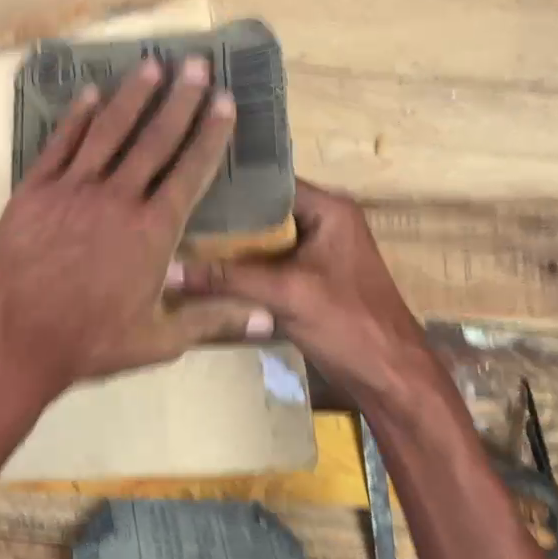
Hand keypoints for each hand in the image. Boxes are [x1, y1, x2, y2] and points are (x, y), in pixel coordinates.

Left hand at [0, 55, 271, 398]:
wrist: (12, 338)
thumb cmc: (88, 343)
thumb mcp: (157, 341)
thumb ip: (211, 321)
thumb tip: (268, 322)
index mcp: (153, 231)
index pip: (191, 170)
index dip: (210, 133)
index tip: (224, 100)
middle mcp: (116, 199)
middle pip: (154, 139)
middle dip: (179, 99)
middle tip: (195, 64)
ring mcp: (71, 190)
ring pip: (108, 131)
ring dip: (132, 96)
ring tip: (150, 64)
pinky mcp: (33, 191)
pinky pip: (60, 144)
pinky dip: (76, 117)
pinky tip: (89, 95)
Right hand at [183, 181, 445, 402]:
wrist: (388, 377)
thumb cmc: (349, 323)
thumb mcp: (284, 293)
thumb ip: (226, 278)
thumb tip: (168, 270)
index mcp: (329, 209)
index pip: (268, 181)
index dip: (227, 185)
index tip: (183, 189)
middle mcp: (322, 221)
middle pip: (260, 210)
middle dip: (220, 217)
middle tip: (172, 217)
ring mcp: (313, 251)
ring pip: (258, 237)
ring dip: (225, 244)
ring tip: (178, 239)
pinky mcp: (304, 278)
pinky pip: (262, 262)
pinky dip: (236, 267)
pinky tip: (201, 269)